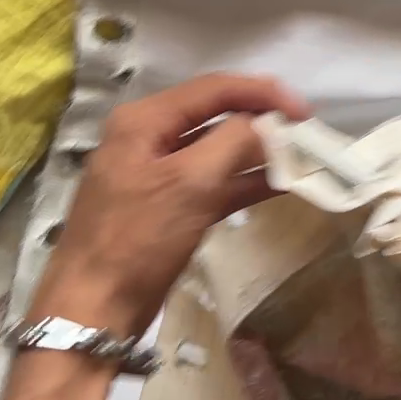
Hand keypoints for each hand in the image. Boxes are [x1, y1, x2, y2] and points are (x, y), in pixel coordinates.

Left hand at [32, 73, 310, 335]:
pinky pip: (217, 182)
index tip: (304, 112)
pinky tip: (282, 186)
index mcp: (145, 120)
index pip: (215, 88)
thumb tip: (269, 125)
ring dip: (261, 153)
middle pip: (218, 115)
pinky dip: (248, 181)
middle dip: (264, 121)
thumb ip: (234, 142)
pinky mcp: (171, 206)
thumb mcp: (190, 183)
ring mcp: (161, 174)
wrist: (93, 310)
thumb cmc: (138, 239)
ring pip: (221, 150)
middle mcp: (150, 137)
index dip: (264, 93)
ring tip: (304, 158)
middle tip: (306, 133)